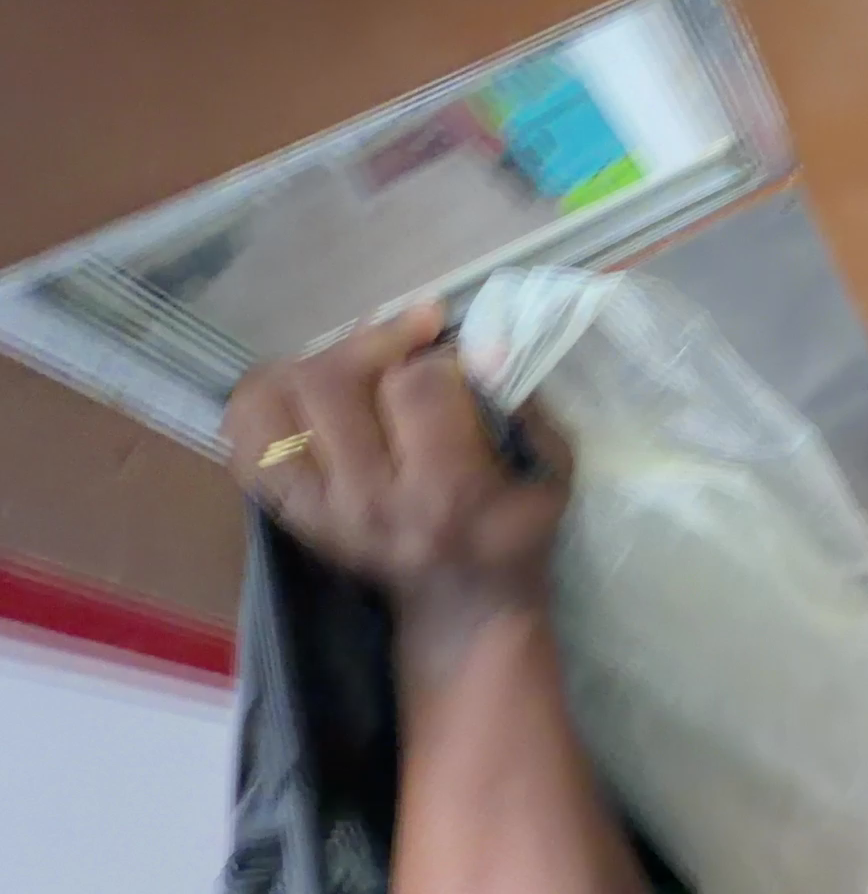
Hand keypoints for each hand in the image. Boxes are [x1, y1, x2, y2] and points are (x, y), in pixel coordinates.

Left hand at [222, 304, 572, 615]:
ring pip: (273, 399)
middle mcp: (366, 497)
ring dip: (320, 360)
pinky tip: (317, 387)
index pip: (418, 387)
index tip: (464, 351)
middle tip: (415, 330)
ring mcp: (315, 505)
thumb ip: (528, 408)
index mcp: (445, 489)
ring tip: (364, 356)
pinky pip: (245, 435)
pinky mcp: (288, 511)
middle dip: (377, 338)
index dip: (442, 351)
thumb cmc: (519, 533)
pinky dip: (272, 397)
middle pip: (331, 382)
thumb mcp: (553, 471)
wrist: (461, 606)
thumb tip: (489, 349)